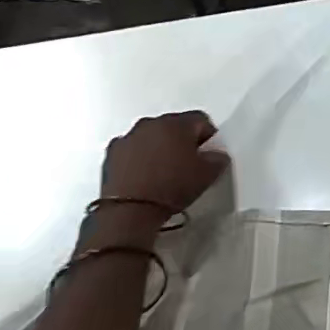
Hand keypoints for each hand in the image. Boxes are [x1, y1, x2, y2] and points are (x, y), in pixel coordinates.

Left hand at [99, 110, 227, 218]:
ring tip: (164, 173)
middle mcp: (151, 123)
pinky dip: (138, 158)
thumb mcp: (206, 176)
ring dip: (159, 148)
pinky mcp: (112, 152)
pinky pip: (131, 150)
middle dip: (182, 141)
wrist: (130, 210)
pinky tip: (143, 178)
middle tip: (188, 164)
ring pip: (151, 136)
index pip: (201, 120)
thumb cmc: (172, 188)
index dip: (208, 137)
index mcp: (176, 123)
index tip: (209, 155)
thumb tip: (216, 155)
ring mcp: (129, 136)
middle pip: (173, 126)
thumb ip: (217, 159)